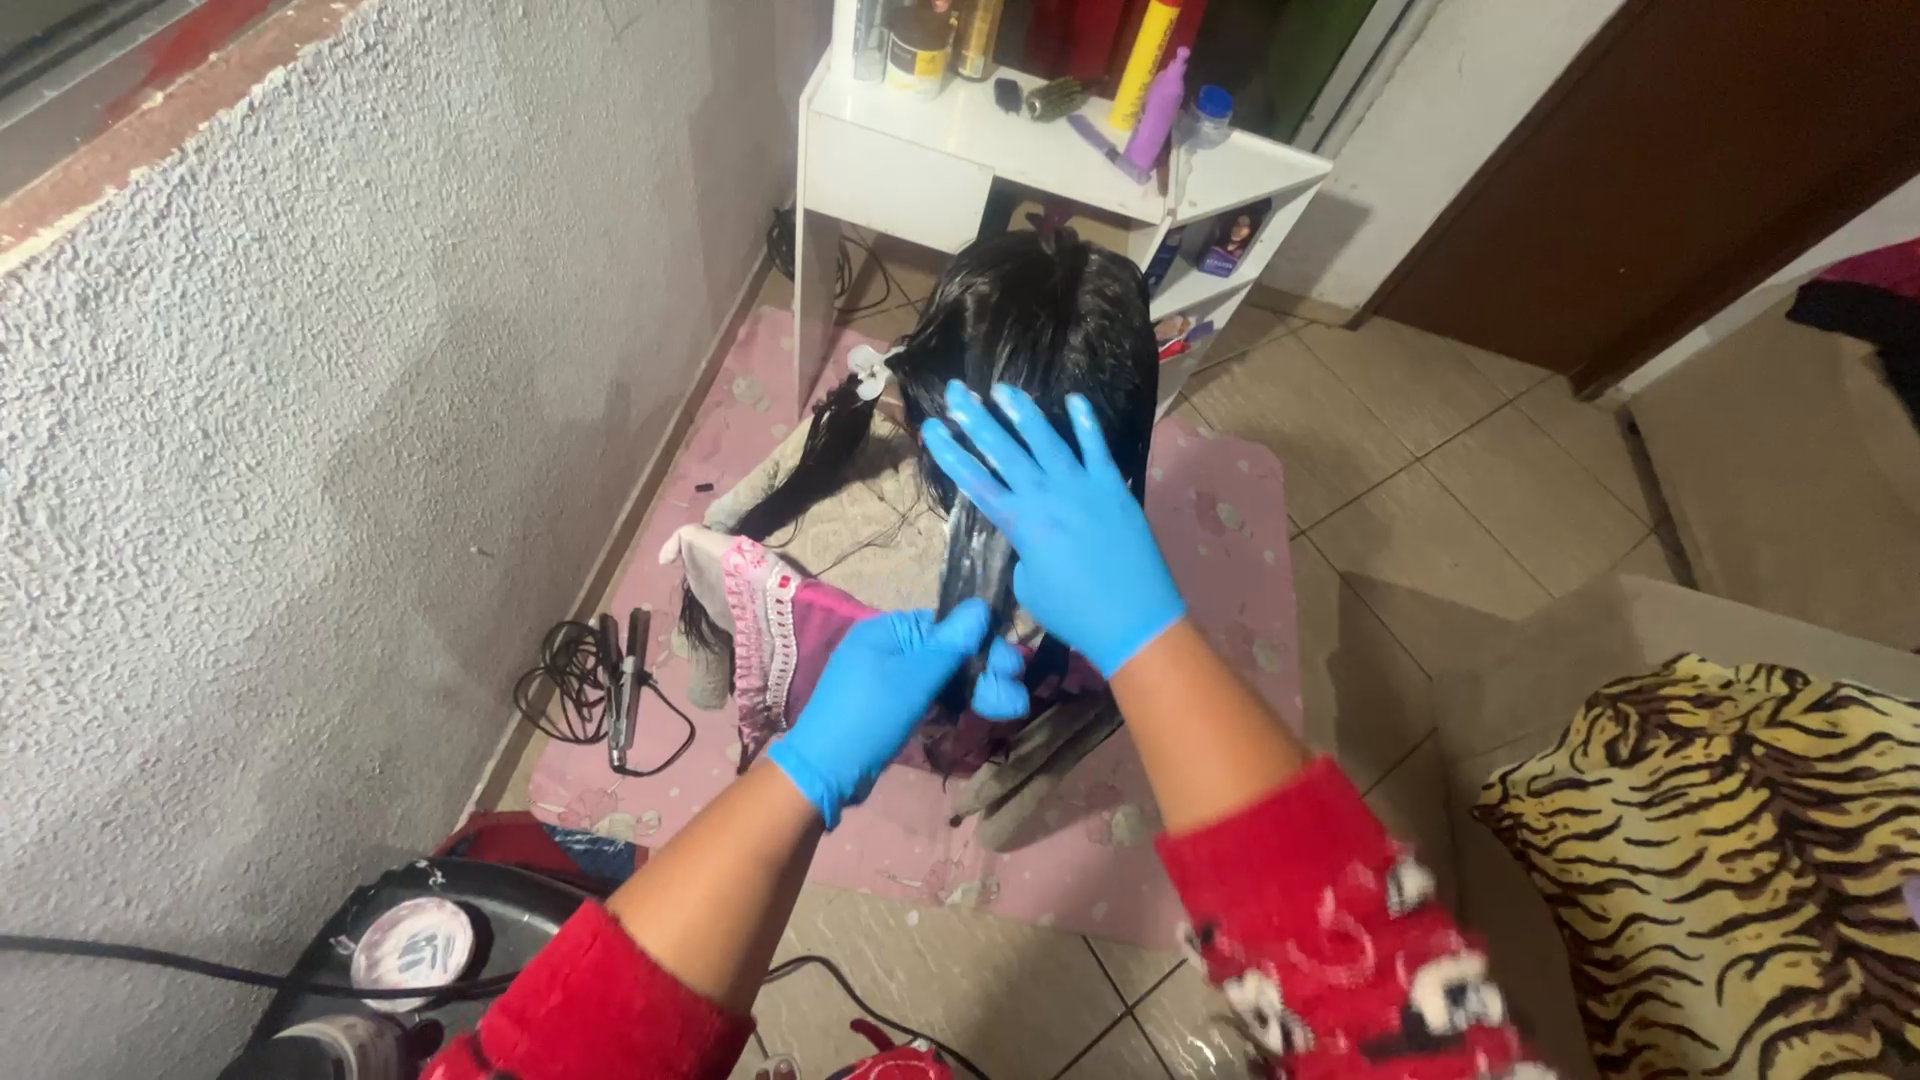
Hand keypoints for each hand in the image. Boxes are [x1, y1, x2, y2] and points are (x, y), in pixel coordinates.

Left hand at [767, 598, 1024, 827]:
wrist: (824, 773)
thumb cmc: (869, 717)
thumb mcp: (915, 678)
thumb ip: (951, 644)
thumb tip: (982, 606)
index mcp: (886, 629)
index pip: (945, 625)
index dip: (982, 643)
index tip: (1013, 664)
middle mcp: (886, 646)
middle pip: (946, 650)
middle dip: (984, 670)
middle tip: (1017, 692)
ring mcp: (885, 676)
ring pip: (940, 675)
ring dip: (975, 688)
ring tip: (1011, 705)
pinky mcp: (889, 704)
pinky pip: (927, 693)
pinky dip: (952, 701)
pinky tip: (982, 710)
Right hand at [921, 380, 1185, 676]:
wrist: (1133, 619)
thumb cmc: (1073, 613)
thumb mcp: (1029, 587)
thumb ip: (1024, 551)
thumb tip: (1033, 533)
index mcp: (1020, 523)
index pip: (975, 480)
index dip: (950, 453)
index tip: (931, 427)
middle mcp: (1045, 495)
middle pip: (1003, 450)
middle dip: (976, 418)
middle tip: (956, 390)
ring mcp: (1081, 485)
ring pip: (1046, 439)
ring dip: (1022, 411)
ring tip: (1003, 388)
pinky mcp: (1113, 486)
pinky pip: (1097, 446)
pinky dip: (1086, 422)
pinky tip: (1074, 399)